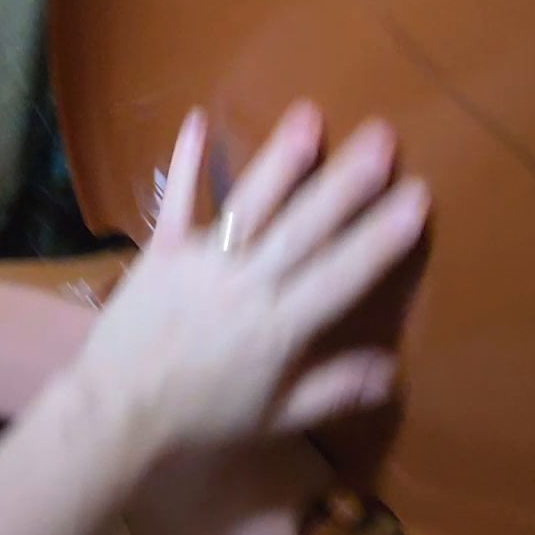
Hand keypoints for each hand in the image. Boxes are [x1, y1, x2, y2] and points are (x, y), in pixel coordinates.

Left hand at [67, 101, 428, 454]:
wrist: (118, 408)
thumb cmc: (199, 415)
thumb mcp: (273, 418)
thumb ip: (331, 391)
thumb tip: (392, 370)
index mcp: (279, 327)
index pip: (342, 275)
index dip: (382, 236)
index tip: (416, 195)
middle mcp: (245, 284)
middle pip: (303, 228)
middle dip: (346, 182)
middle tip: (380, 137)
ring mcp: (200, 261)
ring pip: (248, 206)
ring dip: (279, 161)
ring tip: (308, 117)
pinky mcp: (160, 249)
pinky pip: (176, 201)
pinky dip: (185, 161)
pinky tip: (198, 119)